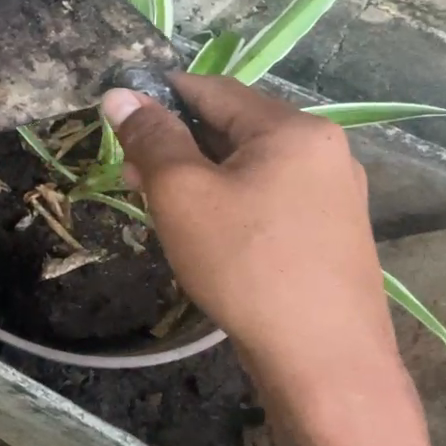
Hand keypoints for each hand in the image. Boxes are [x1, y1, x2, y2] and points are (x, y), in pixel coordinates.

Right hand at [100, 74, 395, 383]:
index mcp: (293, 129)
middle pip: (228, 125)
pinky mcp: (326, 229)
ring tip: (157, 206)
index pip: (212, 88)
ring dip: (193, 172)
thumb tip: (120, 94)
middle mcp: (322, 150)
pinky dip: (223, 196)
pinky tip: (200, 228)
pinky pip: (262, 192)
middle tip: (130, 175)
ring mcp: (331, 192)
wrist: (321, 357)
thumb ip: (150, 137)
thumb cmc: (244, 262)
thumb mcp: (180, 192)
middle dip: (173, 141)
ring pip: (243, 162)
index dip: (157, 95)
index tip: (114, 118)